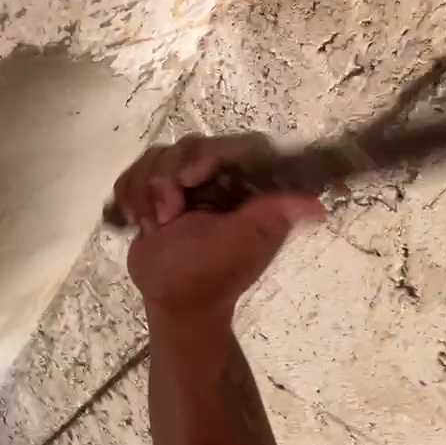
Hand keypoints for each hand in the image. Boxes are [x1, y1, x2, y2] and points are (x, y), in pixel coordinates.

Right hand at [114, 135, 325, 324]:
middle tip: (166, 218)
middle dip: (165, 181)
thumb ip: (267, 217)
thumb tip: (316, 206)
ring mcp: (186, 183)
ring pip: (157, 156)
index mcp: (248, 190)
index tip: (188, 179)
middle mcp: (221, 179)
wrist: (167, 298)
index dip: (209, 154)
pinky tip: (137, 220)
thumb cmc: (203, 275)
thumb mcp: (237, 245)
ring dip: (145, 193)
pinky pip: (135, 170)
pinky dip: (129, 195)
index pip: (239, 145)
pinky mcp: (156, 188)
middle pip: (189, 146)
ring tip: (153, 225)